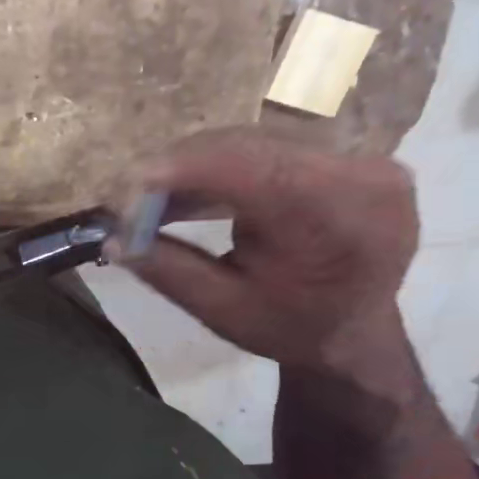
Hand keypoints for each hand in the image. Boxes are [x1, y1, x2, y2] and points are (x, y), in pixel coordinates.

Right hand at [121, 129, 418, 369]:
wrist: (354, 335)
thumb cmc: (288, 328)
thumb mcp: (222, 310)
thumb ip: (170, 271)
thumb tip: (114, 240)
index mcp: (335, 218)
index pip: (251, 168)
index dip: (185, 168)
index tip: (130, 182)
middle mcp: (361, 175)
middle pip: (253, 148)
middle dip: (185, 166)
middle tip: (135, 195)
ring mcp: (365, 161)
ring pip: (260, 142)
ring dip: (202, 165)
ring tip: (159, 196)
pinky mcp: (354, 158)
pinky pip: (278, 148)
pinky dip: (230, 166)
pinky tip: (197, 190)